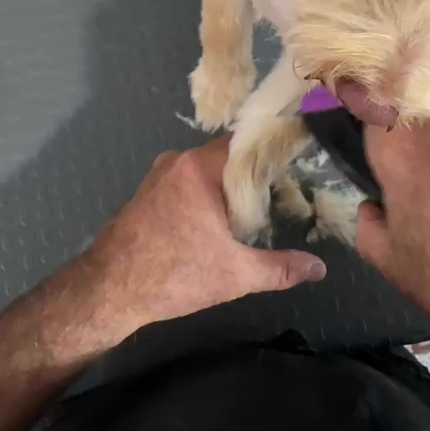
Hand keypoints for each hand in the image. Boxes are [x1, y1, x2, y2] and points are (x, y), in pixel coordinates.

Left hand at [56, 138, 325, 352]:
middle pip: (226, 158)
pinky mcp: (147, 192)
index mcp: (199, 167)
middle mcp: (178, 160)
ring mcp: (158, 175)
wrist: (110, 288)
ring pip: (205, 173)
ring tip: (255, 215)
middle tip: (282, 198)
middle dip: (252, 177)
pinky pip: (186, 184)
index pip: (244, 142)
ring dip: (226, 190)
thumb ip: (281, 268)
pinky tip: (218, 225)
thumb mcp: (236, 274)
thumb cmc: (175, 274)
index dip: (270, 151)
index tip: (297, 164)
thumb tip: (319, 269)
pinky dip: (204, 197)